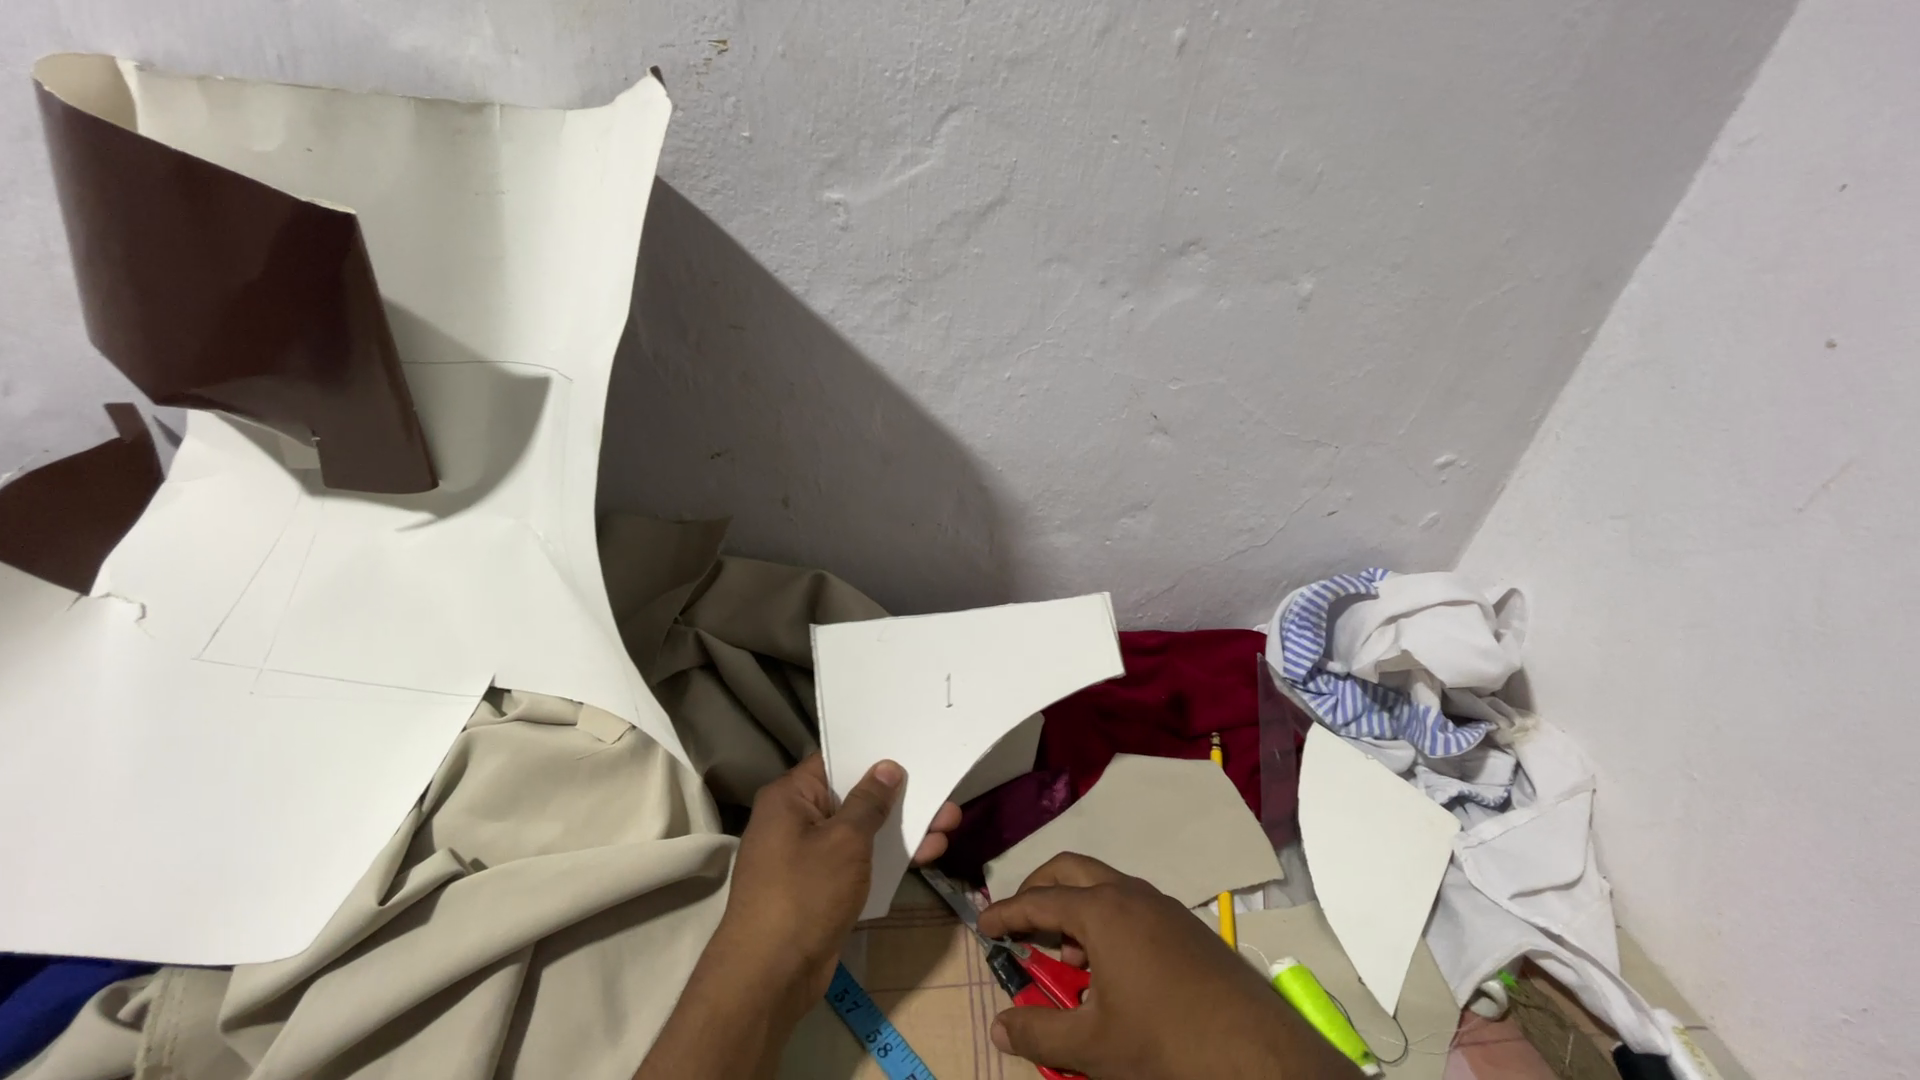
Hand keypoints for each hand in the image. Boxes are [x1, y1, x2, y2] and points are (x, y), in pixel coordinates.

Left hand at [711, 754, 959, 1017]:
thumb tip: (886, 768)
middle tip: (943, 793)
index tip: (910, 749)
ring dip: (901, 829)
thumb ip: (869, 802)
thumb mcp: (845, 840)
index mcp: (789, 797)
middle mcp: (794, 820)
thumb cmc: (806, 892)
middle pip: (853, 797)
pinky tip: (927, 853)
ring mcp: (807, 856)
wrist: (771, 975)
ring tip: (949, 825)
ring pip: (861, 831)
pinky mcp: (821, 887)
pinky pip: (858, 860)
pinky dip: (888, 857)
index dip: (872, 755)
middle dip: (899, 798)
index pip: (834, 761)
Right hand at [977, 854, 1360, 1079]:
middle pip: (1071, 869)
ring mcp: (1164, 906)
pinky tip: (1112, 969)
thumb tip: (997, 1026)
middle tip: (1020, 919)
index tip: (983, 926)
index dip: (1006, 913)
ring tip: (1068, 954)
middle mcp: (1131, 894)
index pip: (1038, 901)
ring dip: (1076, 906)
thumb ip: (1038, 1032)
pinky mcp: (1187, 926)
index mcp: (1102, 911)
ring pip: (1105, 885)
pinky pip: (1132, 904)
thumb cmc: (1166, 1043)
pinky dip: (1107, 919)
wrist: (1260, 1055)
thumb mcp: (1092, 1046)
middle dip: (1039, 888)